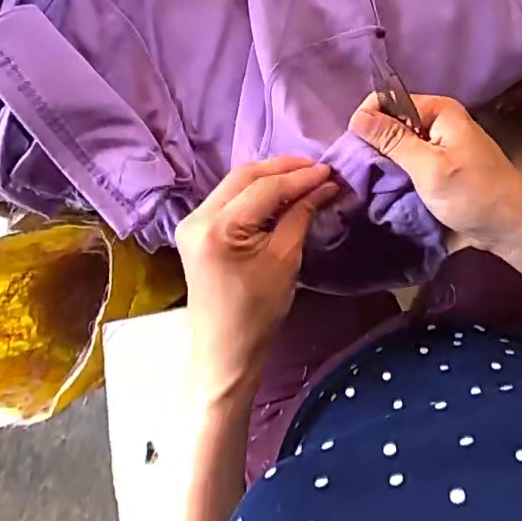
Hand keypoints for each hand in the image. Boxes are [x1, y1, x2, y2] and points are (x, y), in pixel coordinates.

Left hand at [175, 156, 337, 402]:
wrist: (225, 351)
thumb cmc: (258, 313)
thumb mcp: (286, 260)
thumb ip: (300, 214)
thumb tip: (323, 185)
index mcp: (217, 227)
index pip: (264, 188)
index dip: (299, 177)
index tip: (329, 171)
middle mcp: (197, 217)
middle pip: (244, 177)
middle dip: (283, 169)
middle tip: (317, 169)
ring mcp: (191, 221)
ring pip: (235, 184)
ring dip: (269, 177)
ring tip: (304, 177)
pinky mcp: (194, 229)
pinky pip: (228, 198)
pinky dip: (254, 192)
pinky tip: (279, 192)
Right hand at [349, 93, 521, 251]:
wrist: (514, 229)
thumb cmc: (475, 195)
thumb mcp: (430, 168)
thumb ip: (393, 140)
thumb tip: (356, 118)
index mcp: (437, 110)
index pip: (384, 100)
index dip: (366, 120)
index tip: (356, 150)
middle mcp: (435, 120)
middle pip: (387, 120)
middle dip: (370, 141)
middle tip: (359, 169)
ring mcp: (435, 142)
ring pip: (392, 141)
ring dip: (379, 158)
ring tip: (367, 179)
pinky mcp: (435, 163)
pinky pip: (403, 158)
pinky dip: (391, 169)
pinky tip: (382, 184)